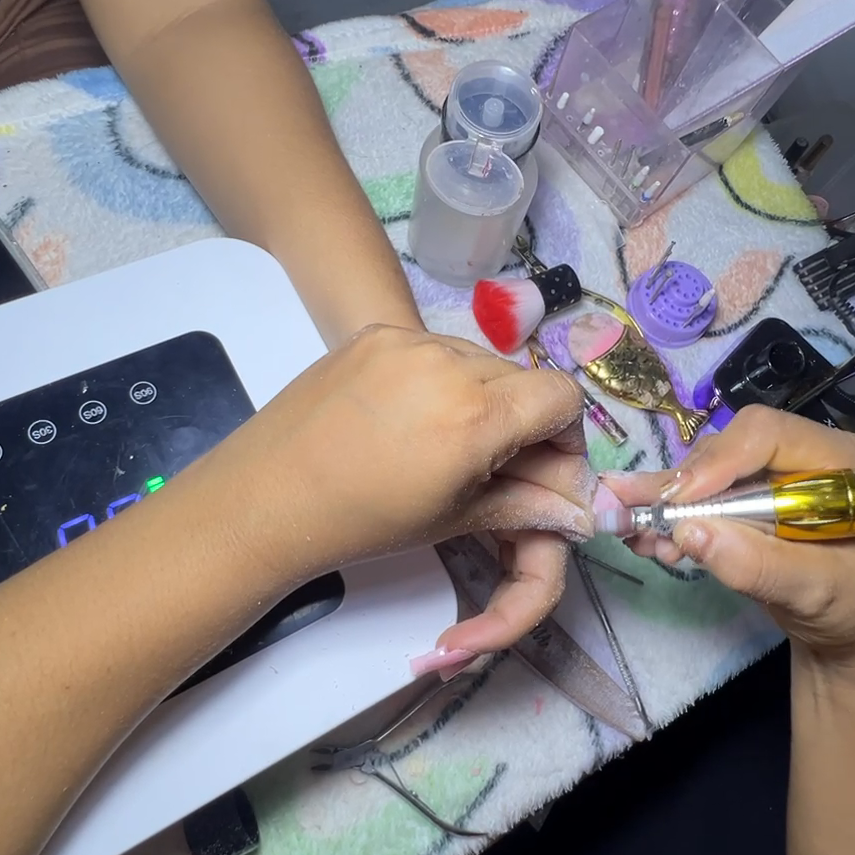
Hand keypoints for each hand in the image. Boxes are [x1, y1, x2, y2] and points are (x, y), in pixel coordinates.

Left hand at [193, 325, 591, 653]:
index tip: (541, 463)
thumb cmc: (365, 521)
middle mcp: (449, 361)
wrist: (268, 495)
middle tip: (493, 459)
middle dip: (524, 418)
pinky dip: (444, 379)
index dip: (565, 434)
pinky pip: (438, 349)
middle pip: (525, 378)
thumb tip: (586, 508)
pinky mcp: (377, 333)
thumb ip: (529, 503)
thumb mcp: (456, 517)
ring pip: (483, 361)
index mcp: (475, 416)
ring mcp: (409, 339)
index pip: (563, 397)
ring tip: (444, 438)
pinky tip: (410, 415)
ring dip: (485, 396)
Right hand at [600, 406, 854, 665]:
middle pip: (725, 449)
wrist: (849, 632)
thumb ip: (757, 564)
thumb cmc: (851, 607)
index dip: (718, 461)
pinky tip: (642, 537)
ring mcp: (764, 478)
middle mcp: (794, 458)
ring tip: (633, 531)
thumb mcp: (815, 591)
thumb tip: (688, 531)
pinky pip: (695, 497)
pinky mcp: (740, 500)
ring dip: (665, 502)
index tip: (681, 503)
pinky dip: (666, 517)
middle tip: (640, 516)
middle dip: (681, 485)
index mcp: (832, 461)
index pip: (766, 434)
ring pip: (702, 471)